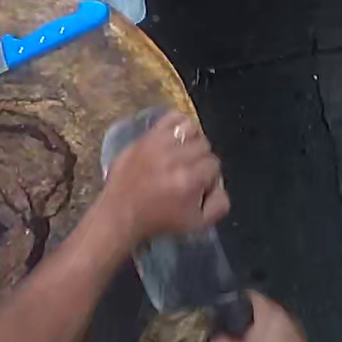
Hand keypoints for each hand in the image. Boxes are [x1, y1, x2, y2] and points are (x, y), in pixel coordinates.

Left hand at [100, 112, 229, 241]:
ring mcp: (159, 144)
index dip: (208, 177)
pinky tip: (174, 139)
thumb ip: (220, 204)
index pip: (214, 164)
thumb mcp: (197, 224)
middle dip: (200, 160)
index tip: (198, 187)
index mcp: (189, 179)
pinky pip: (172, 117)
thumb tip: (220, 185)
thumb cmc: (158, 219)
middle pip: (204, 146)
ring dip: (190, 142)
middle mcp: (175, 158)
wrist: (121, 213)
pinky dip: (178, 125)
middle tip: (188, 173)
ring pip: (191, 129)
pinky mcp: (146, 137)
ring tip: (181, 155)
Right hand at [208, 292, 338, 341]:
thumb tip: (213, 336)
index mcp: (273, 314)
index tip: (208, 315)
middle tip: (212, 339)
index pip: (246, 294)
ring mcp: (294, 338)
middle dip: (233, 326)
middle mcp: (286, 320)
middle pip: (253, 314)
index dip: (225, 302)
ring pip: (262, 333)